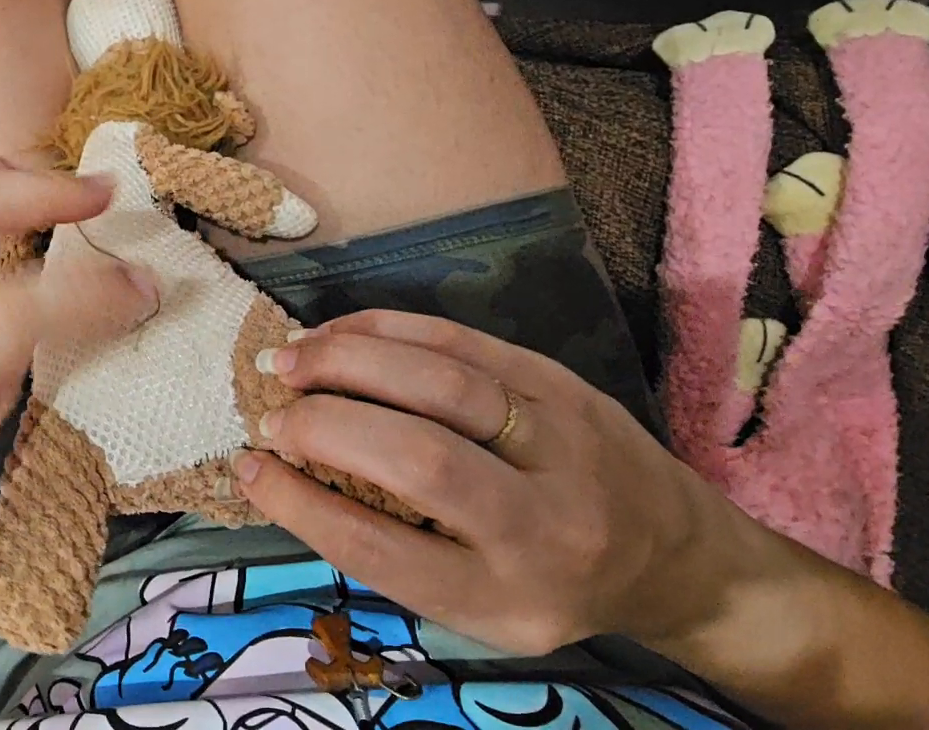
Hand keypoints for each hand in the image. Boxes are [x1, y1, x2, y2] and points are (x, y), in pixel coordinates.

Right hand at [237, 309, 753, 655]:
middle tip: (270, 414)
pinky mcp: (559, 380)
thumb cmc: (548, 585)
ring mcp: (562, 440)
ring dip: (345, 361)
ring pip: (439, 381)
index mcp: (510, 598)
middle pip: (421, 458)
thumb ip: (383, 544)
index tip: (249, 467)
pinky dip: (380, 328)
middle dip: (324, 424)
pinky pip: (457, 338)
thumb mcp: (473, 602)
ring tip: (285, 359)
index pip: (383, 552)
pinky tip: (332, 334)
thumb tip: (277, 467)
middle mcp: (548, 525)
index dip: (300, 505)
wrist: (680, 555)